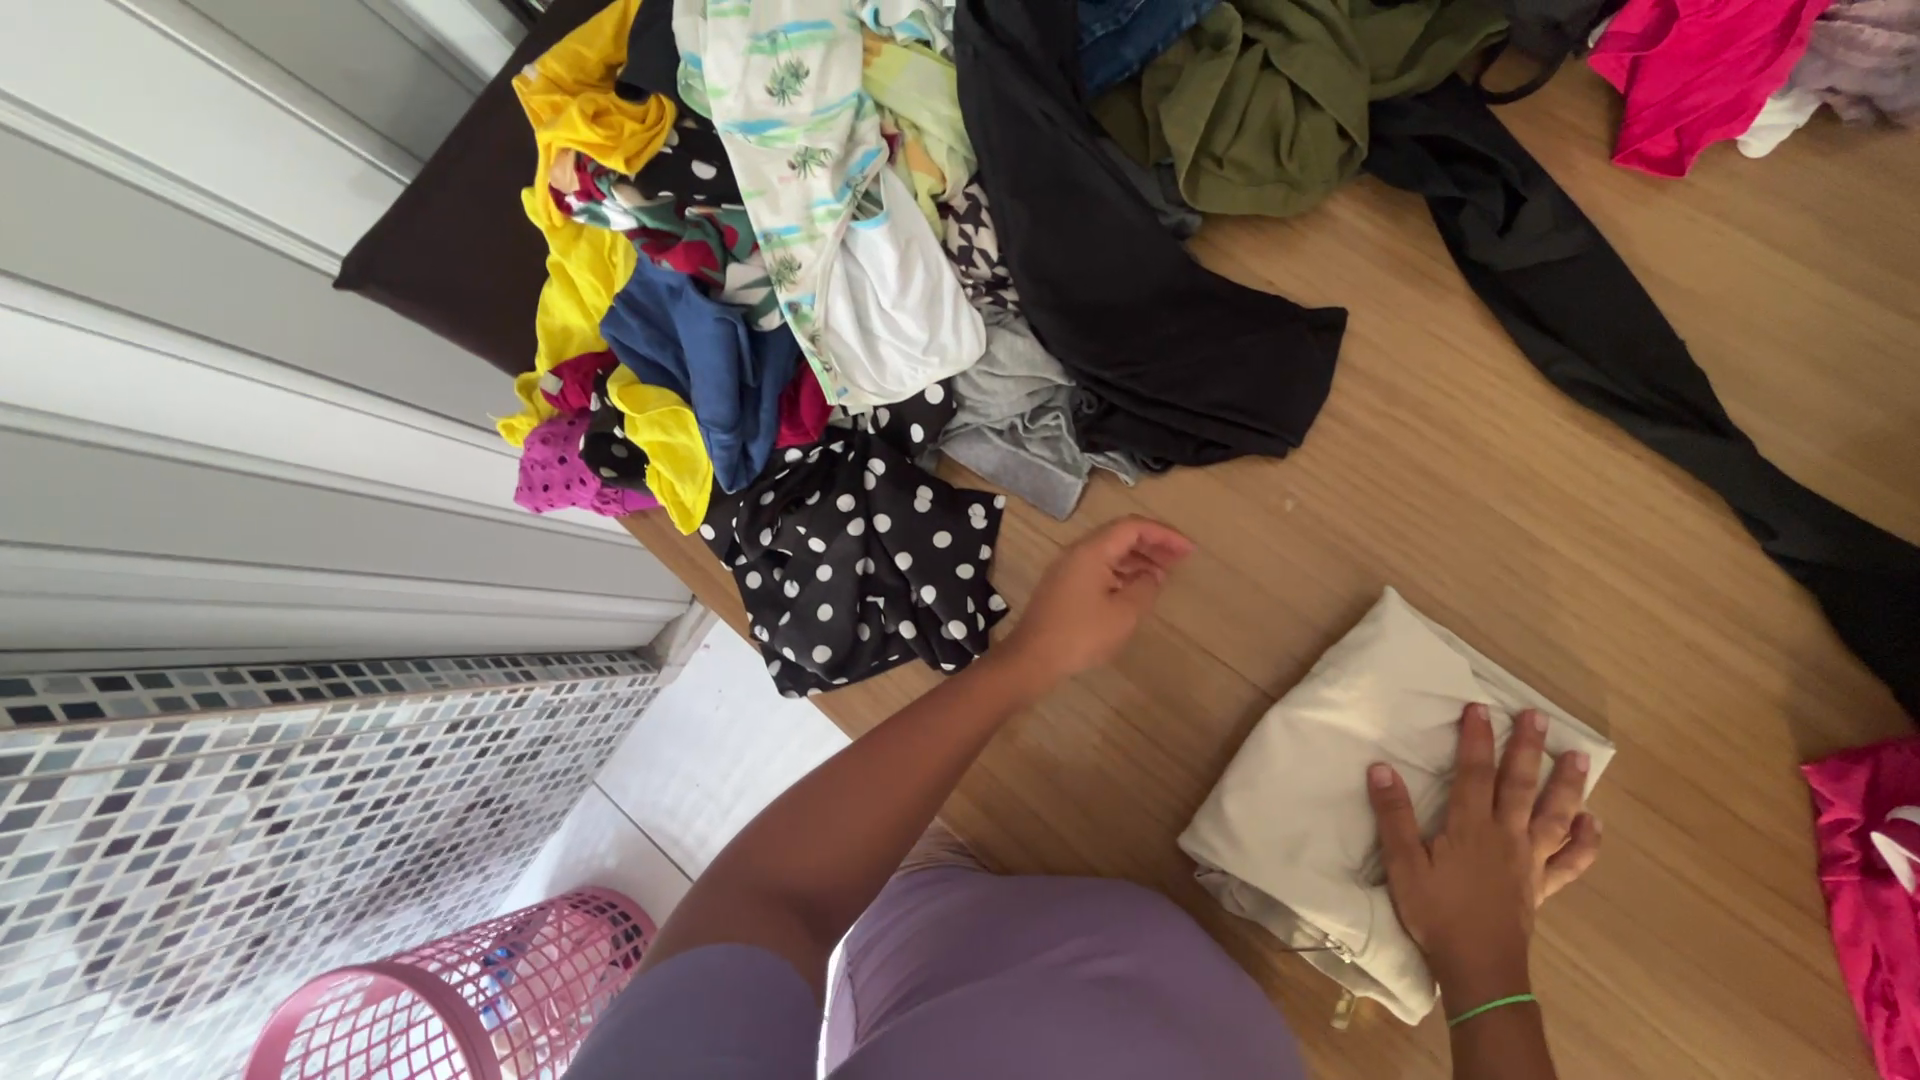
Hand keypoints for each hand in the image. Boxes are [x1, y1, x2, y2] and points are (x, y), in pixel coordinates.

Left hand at [999, 516, 1193, 685]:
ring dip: (1137, 559)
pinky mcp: (1063, 586)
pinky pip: (1098, 568)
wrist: (1032, 658)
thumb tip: (1151, 575)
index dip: (1164, 534)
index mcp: (1092, 551)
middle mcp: (1077, 552)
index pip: (1133, 527)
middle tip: (1180, 559)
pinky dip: (1121, 572)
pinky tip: (1135, 588)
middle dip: (1153, 544)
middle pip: (1120, 535)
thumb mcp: (1124, 613)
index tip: (1188, 550)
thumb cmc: (1081, 635)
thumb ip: (1145, 588)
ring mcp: (1067, 568)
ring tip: (1163, 575)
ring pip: (1108, 552)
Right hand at [1366, 704, 1602, 1006]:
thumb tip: (1381, 768)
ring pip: (1554, 815)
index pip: (1473, 773)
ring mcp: (1530, 861)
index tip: (1479, 708)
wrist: (1479, 967)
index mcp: (1470, 828)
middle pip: (1519, 785)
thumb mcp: (1402, 864)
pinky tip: (1595, 823)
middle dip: (1527, 748)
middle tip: (1538, 717)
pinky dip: (1587, 841)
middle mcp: (1506, 837)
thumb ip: (1393, 816)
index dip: (1476, 739)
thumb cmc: (1435, 913)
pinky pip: (1571, 861)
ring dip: (1567, 785)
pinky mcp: (1542, 886)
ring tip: (1579, 756)